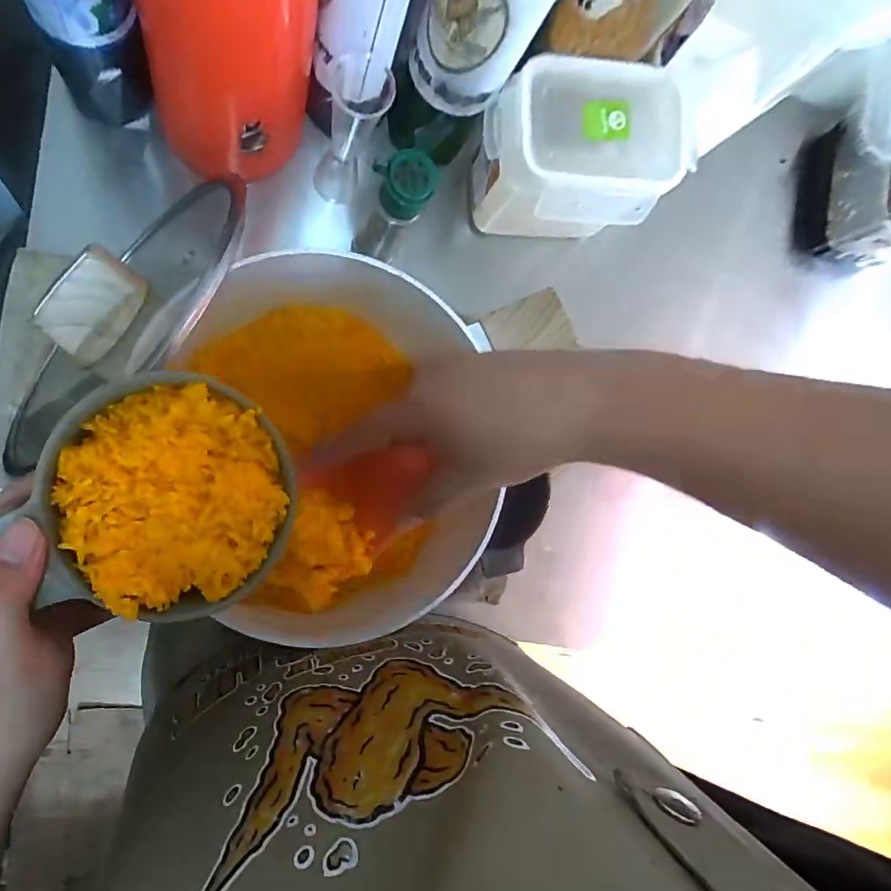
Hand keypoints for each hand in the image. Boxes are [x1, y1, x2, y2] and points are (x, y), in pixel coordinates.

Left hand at [0, 479, 106, 798]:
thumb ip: (2, 590)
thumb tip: (25, 525)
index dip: (37, 502)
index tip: (91, 481)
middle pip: (17, 532)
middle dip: (63, 517)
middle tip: (121, 498)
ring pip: (42, 553)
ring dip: (81, 542)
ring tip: (130, 521)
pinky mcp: (25, 610)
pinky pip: (58, 580)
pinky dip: (87, 574)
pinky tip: (123, 563)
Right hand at [312, 351, 605, 514]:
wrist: (585, 397)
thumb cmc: (519, 441)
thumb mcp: (467, 479)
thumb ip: (423, 502)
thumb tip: (389, 530)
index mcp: (414, 405)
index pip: (359, 433)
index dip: (331, 453)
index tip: (305, 466)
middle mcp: (424, 376)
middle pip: (382, 412)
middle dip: (367, 441)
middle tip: (359, 468)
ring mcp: (452, 362)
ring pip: (409, 399)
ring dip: (399, 427)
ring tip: (400, 454)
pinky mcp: (475, 359)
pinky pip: (432, 389)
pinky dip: (424, 413)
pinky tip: (440, 430)